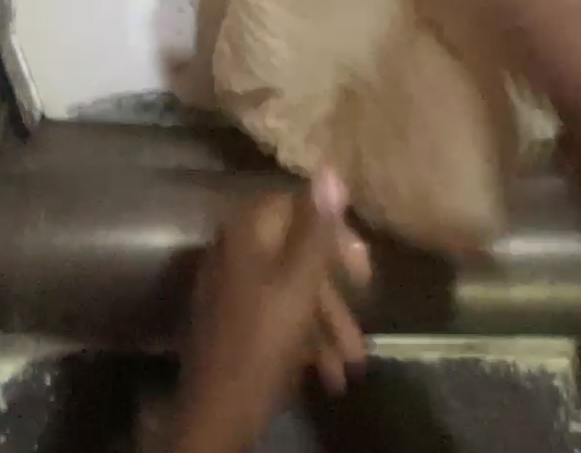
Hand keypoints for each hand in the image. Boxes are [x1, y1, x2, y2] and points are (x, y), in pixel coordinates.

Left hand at [174, 171, 372, 452]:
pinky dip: (304, 338)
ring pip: (290, 288)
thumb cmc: (262, 341)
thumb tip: (330, 167)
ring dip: (326, 323)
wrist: (215, 414)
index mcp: (246, 230)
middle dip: (335, 289)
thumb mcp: (299, 282)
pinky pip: (275, 314)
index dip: (334, 231)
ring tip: (354, 364)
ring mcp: (230, 285)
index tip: (362, 266)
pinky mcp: (231, 320)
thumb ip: (317, 227)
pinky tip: (328, 374)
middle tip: (365, 310)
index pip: (296, 205)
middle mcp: (234, 248)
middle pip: (296, 250)